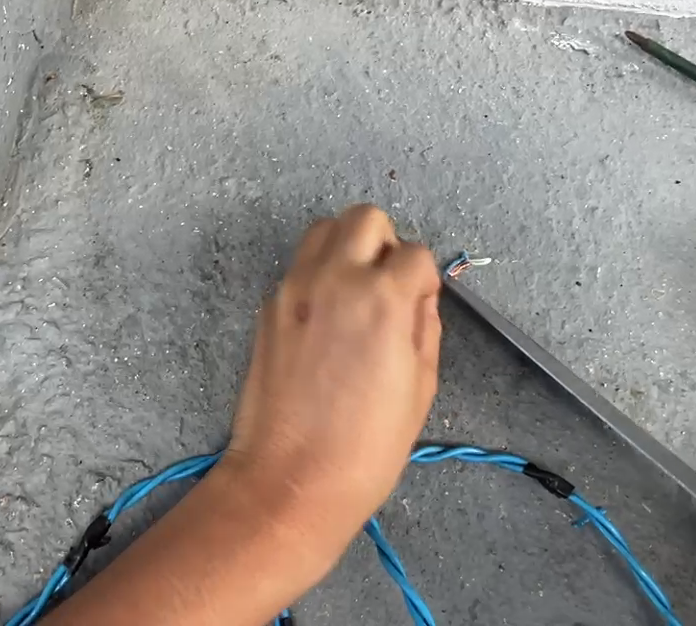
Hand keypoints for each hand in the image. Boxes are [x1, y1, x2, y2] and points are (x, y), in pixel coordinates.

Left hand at [215, 204, 441, 561]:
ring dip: (347, 246)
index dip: (424, 278)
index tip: (420, 303)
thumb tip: (419, 296)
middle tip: (387, 282)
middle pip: (365, 217)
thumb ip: (425, 326)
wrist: (291, 478)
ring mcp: (295, 286)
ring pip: (324, 228)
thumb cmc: (366, 445)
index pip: (415, 252)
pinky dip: (318, 274)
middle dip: (385, 242)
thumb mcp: (421, 386)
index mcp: (383, 297)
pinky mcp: (270, 303)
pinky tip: (325, 318)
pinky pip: (299, 265)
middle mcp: (336, 277)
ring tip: (355, 289)